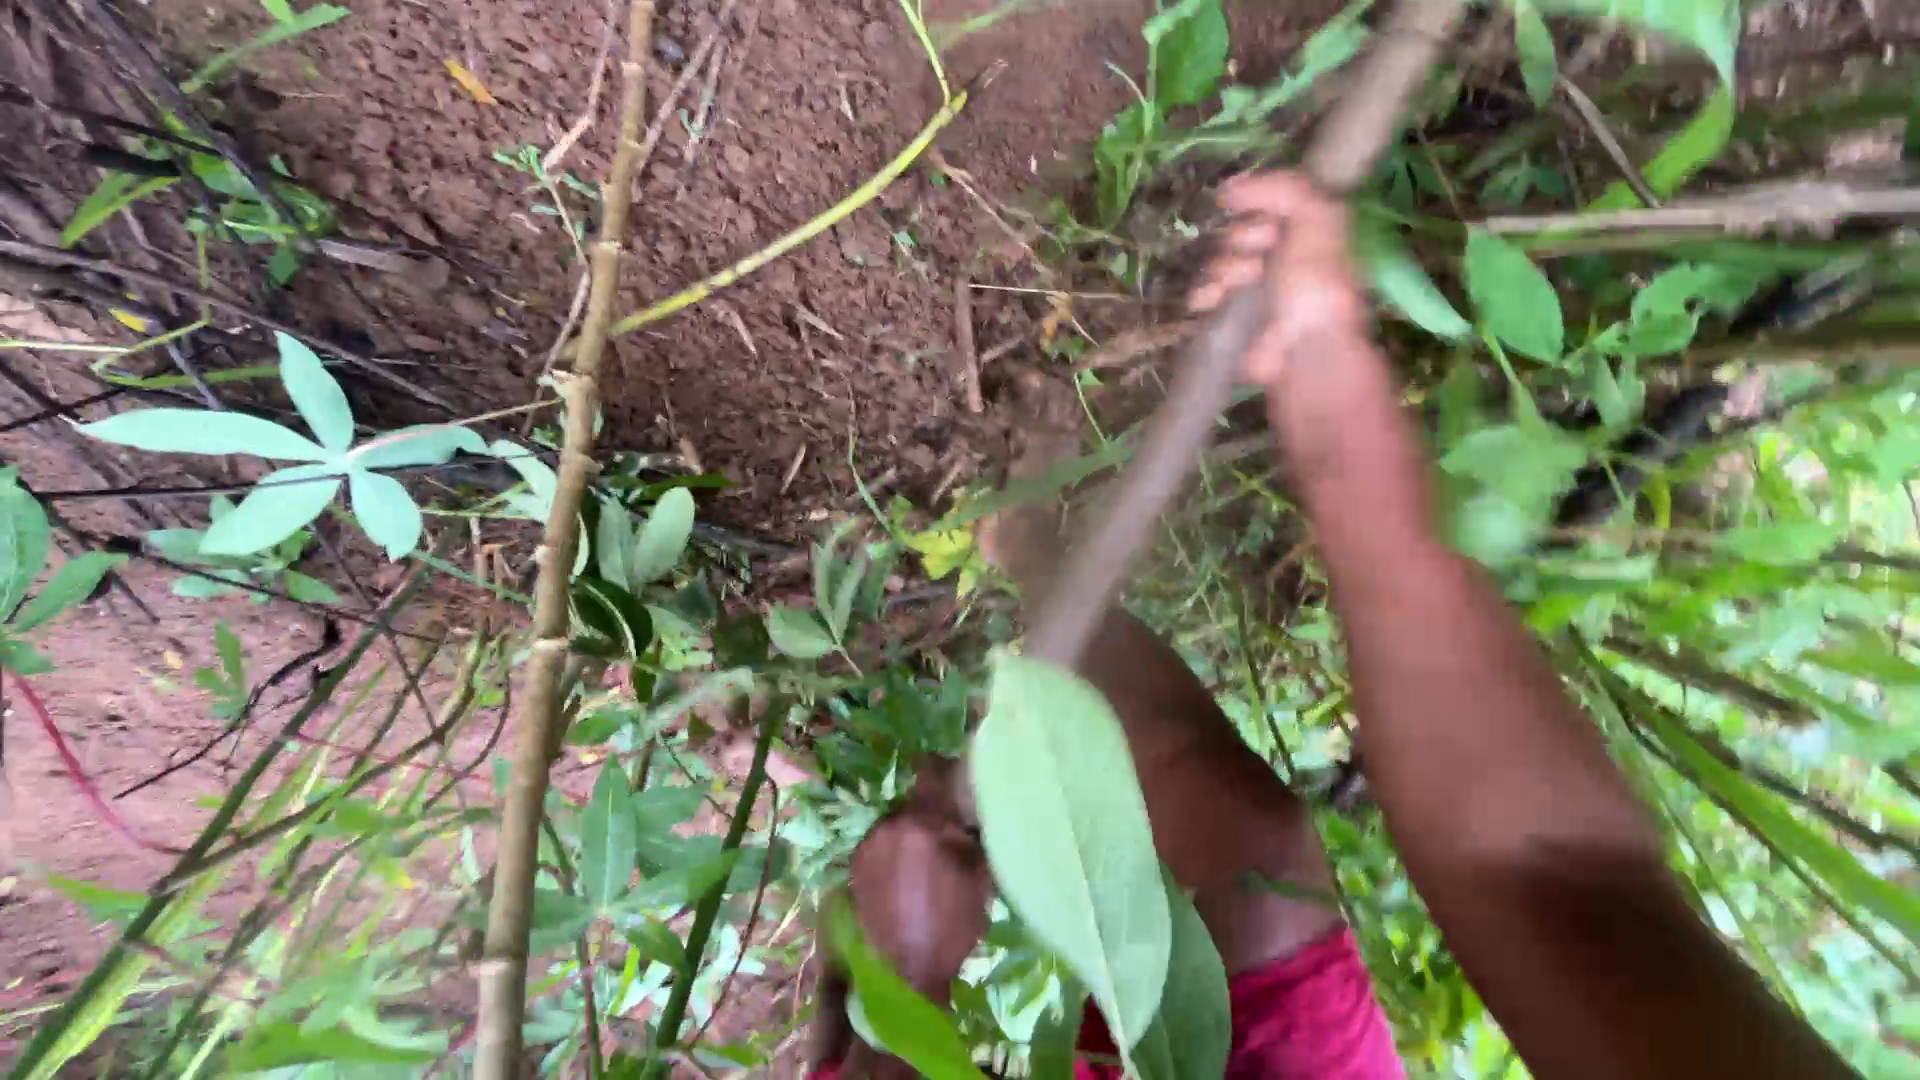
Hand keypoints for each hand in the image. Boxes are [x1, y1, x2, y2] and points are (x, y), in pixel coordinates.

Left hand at [846, 758, 991, 1002]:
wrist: (908, 971)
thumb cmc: (952, 924)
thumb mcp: (979, 876)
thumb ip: (972, 834)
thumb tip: (972, 809)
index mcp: (923, 823)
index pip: (931, 772)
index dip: (944, 770)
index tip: (955, 775)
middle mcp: (890, 824)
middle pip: (915, 802)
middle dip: (931, 813)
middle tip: (946, 833)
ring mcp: (868, 844)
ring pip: (897, 823)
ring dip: (910, 832)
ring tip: (924, 859)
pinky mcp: (855, 864)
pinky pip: (881, 842)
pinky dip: (893, 849)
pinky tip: (905, 874)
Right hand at [1188, 171, 1370, 387]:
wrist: (1302, 343)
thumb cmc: (1316, 279)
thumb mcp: (1317, 215)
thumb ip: (1281, 188)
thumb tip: (1228, 188)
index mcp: (1296, 230)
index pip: (1257, 205)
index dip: (1256, 210)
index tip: (1270, 226)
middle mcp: (1270, 257)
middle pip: (1233, 233)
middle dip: (1241, 242)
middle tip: (1262, 261)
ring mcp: (1246, 289)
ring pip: (1213, 263)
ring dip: (1224, 271)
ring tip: (1243, 286)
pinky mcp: (1225, 316)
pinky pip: (1199, 294)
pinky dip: (1201, 295)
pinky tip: (1211, 300)